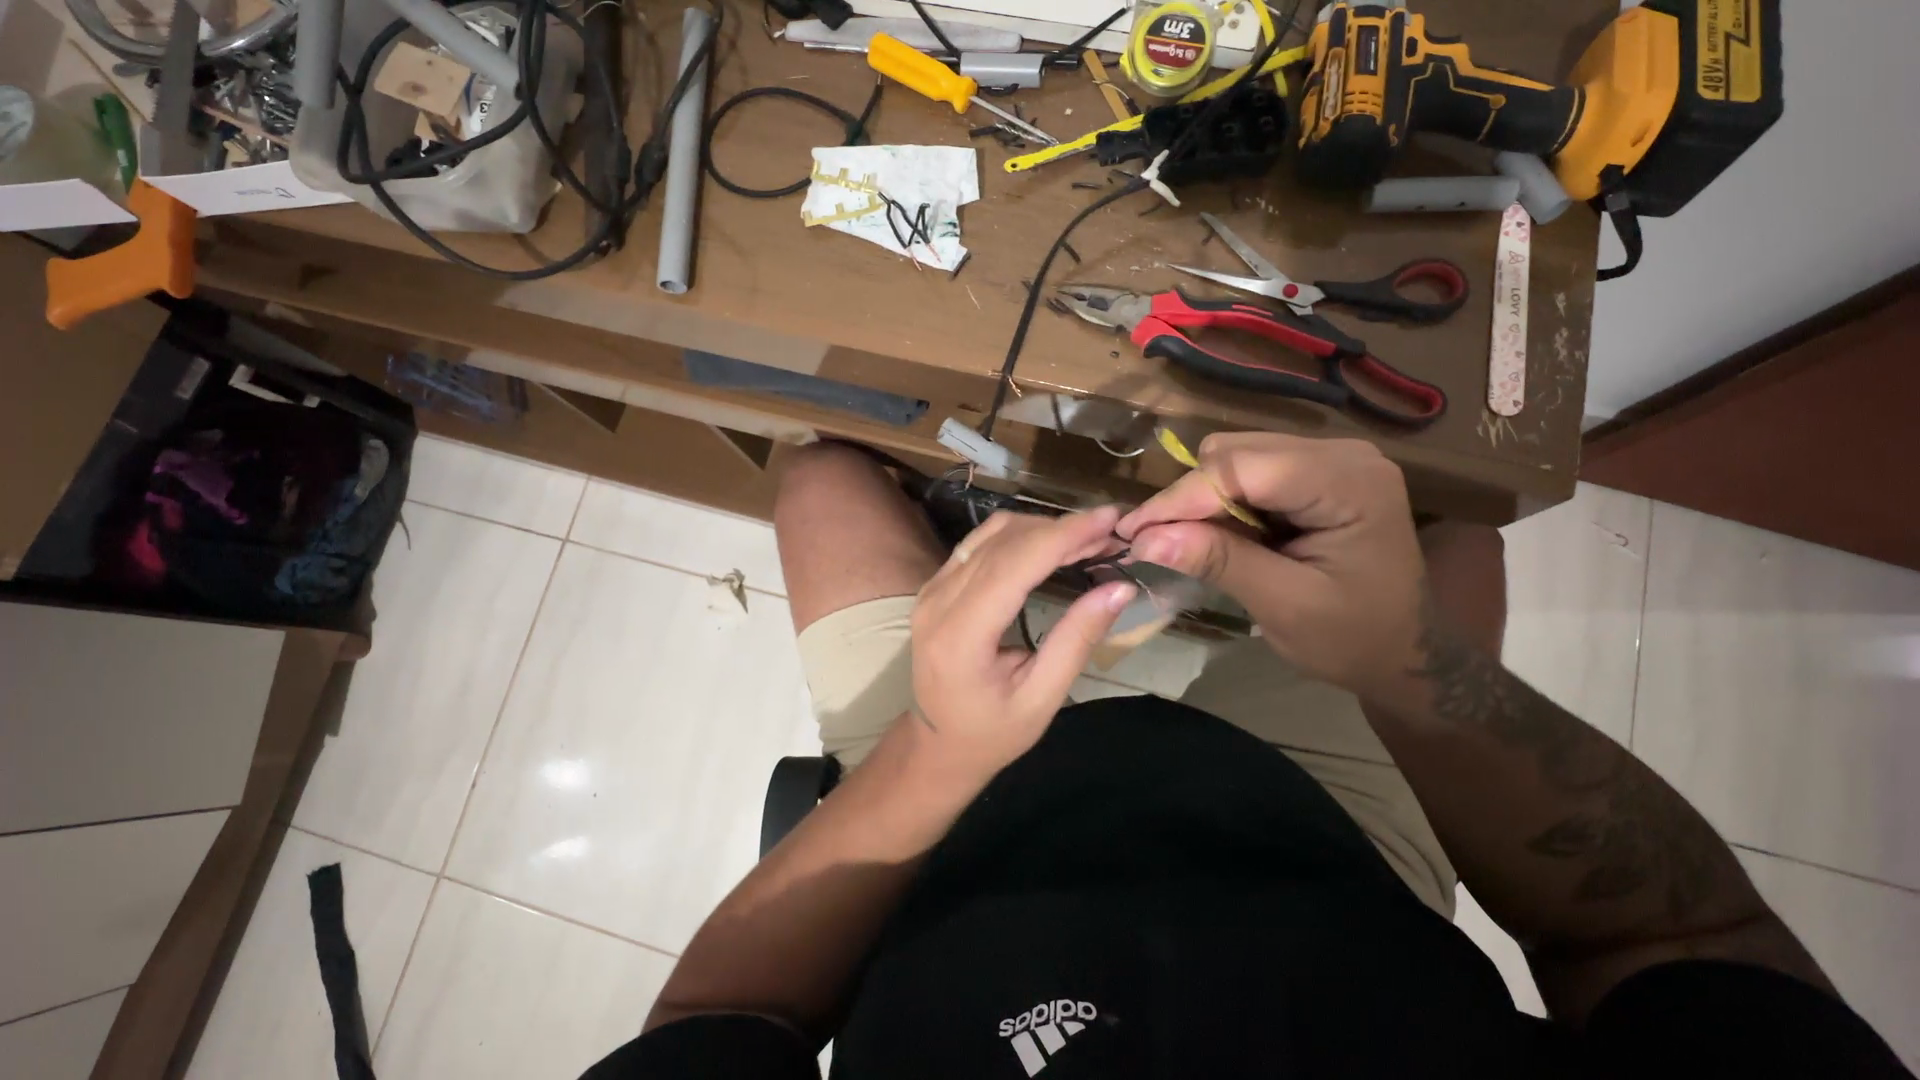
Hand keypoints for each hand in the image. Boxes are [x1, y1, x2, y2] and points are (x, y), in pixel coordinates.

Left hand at [908, 507, 1136, 784]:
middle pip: (1003, 542)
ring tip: (1088, 538)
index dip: (1063, 535)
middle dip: (1061, 529)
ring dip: (1042, 527)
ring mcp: (931, 590)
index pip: (1013, 565)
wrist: (938, 744)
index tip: (1110, 519)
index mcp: (960, 636)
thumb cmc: (992, 732)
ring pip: (990, 534)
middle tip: (1110, 533)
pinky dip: (1021, 536)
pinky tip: (1053, 544)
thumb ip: (1076, 640)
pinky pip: (979, 544)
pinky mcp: (936, 585)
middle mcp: (938, 602)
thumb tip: (1120, 589)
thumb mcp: (1042, 698)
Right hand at [1117, 434, 1425, 698]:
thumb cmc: (1353, 638)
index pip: (1243, 468)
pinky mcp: (1318, 472)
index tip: (1133, 533)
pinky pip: (1250, 470)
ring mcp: (1332, 459)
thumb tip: (1145, 539)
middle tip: (1162, 547)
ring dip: (1206, 501)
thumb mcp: (1285, 605)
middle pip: (1236, 452)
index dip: (1182, 497)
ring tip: (1201, 547)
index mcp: (1349, 483)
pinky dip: (1226, 502)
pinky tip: (1229, 537)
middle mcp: (1343, 454)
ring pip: (1235, 456)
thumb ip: (1219, 562)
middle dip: (1192, 499)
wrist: (1404, 652)